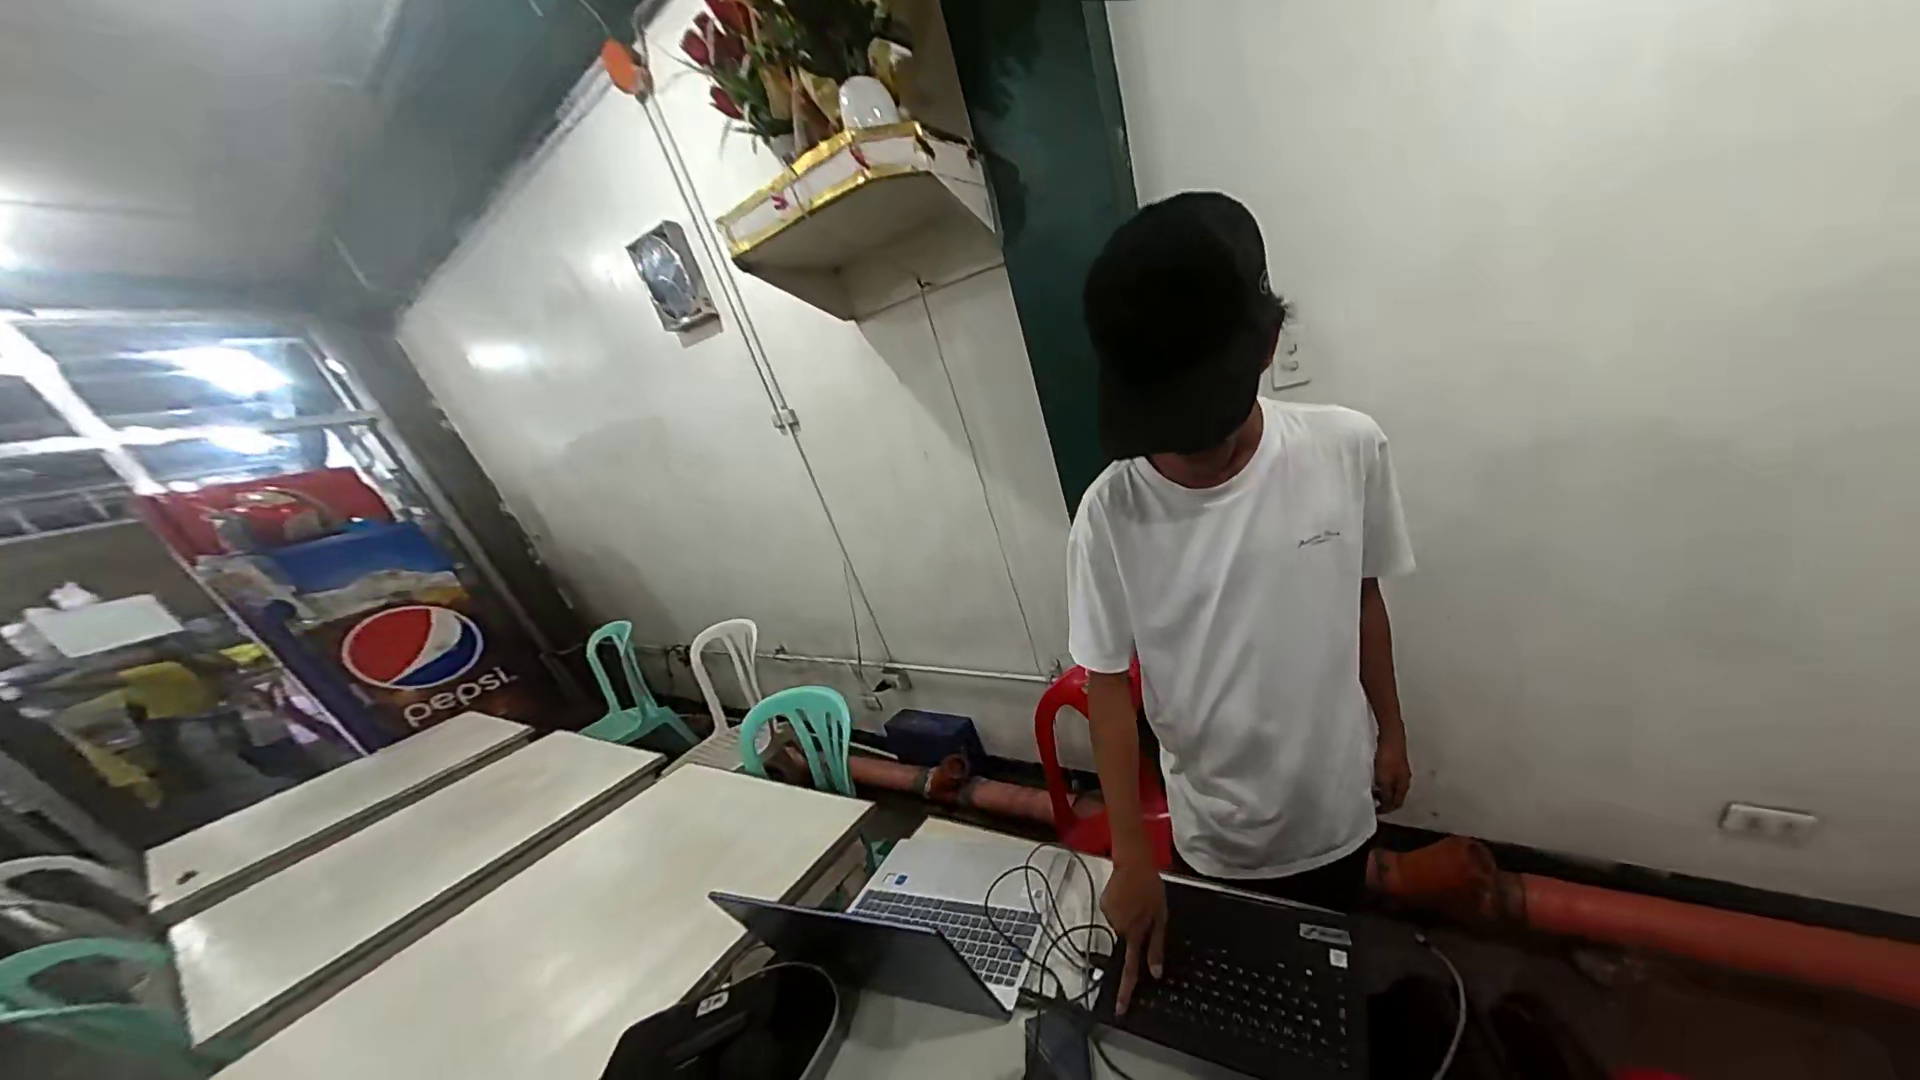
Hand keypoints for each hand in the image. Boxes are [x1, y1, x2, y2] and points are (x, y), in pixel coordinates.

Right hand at [1100, 853, 1167, 1013]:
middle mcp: (1119, 927)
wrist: (1132, 862)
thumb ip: (1156, 947)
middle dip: (1134, 931)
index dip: (1126, 990)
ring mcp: (1109, 915)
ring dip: (1128, 918)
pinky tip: (1125, 895)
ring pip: (1120, 926)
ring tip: (1134, 900)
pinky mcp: (1103, 904)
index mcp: (1135, 933)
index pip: (1130, 968)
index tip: (1120, 1009)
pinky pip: (1113, 914)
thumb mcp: (1161, 918)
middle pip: (1127, 940)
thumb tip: (1154, 973)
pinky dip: (1120, 908)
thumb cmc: (1151, 889)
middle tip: (1143, 912)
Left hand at [1374, 731, 1410, 813]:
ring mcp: (1400, 769)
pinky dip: (1382, 782)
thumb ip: (1385, 793)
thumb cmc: (1386, 758)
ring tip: (1370, 792)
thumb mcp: (1384, 779)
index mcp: (1403, 785)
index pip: (1397, 803)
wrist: (1390, 735)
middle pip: (1396, 795)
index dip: (1387, 809)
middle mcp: (1404, 778)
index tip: (1374, 813)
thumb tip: (1385, 806)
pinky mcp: (1393, 760)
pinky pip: (1388, 777)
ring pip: (1392, 785)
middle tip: (1371, 803)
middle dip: (1385, 801)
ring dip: (1382, 791)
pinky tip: (1372, 778)